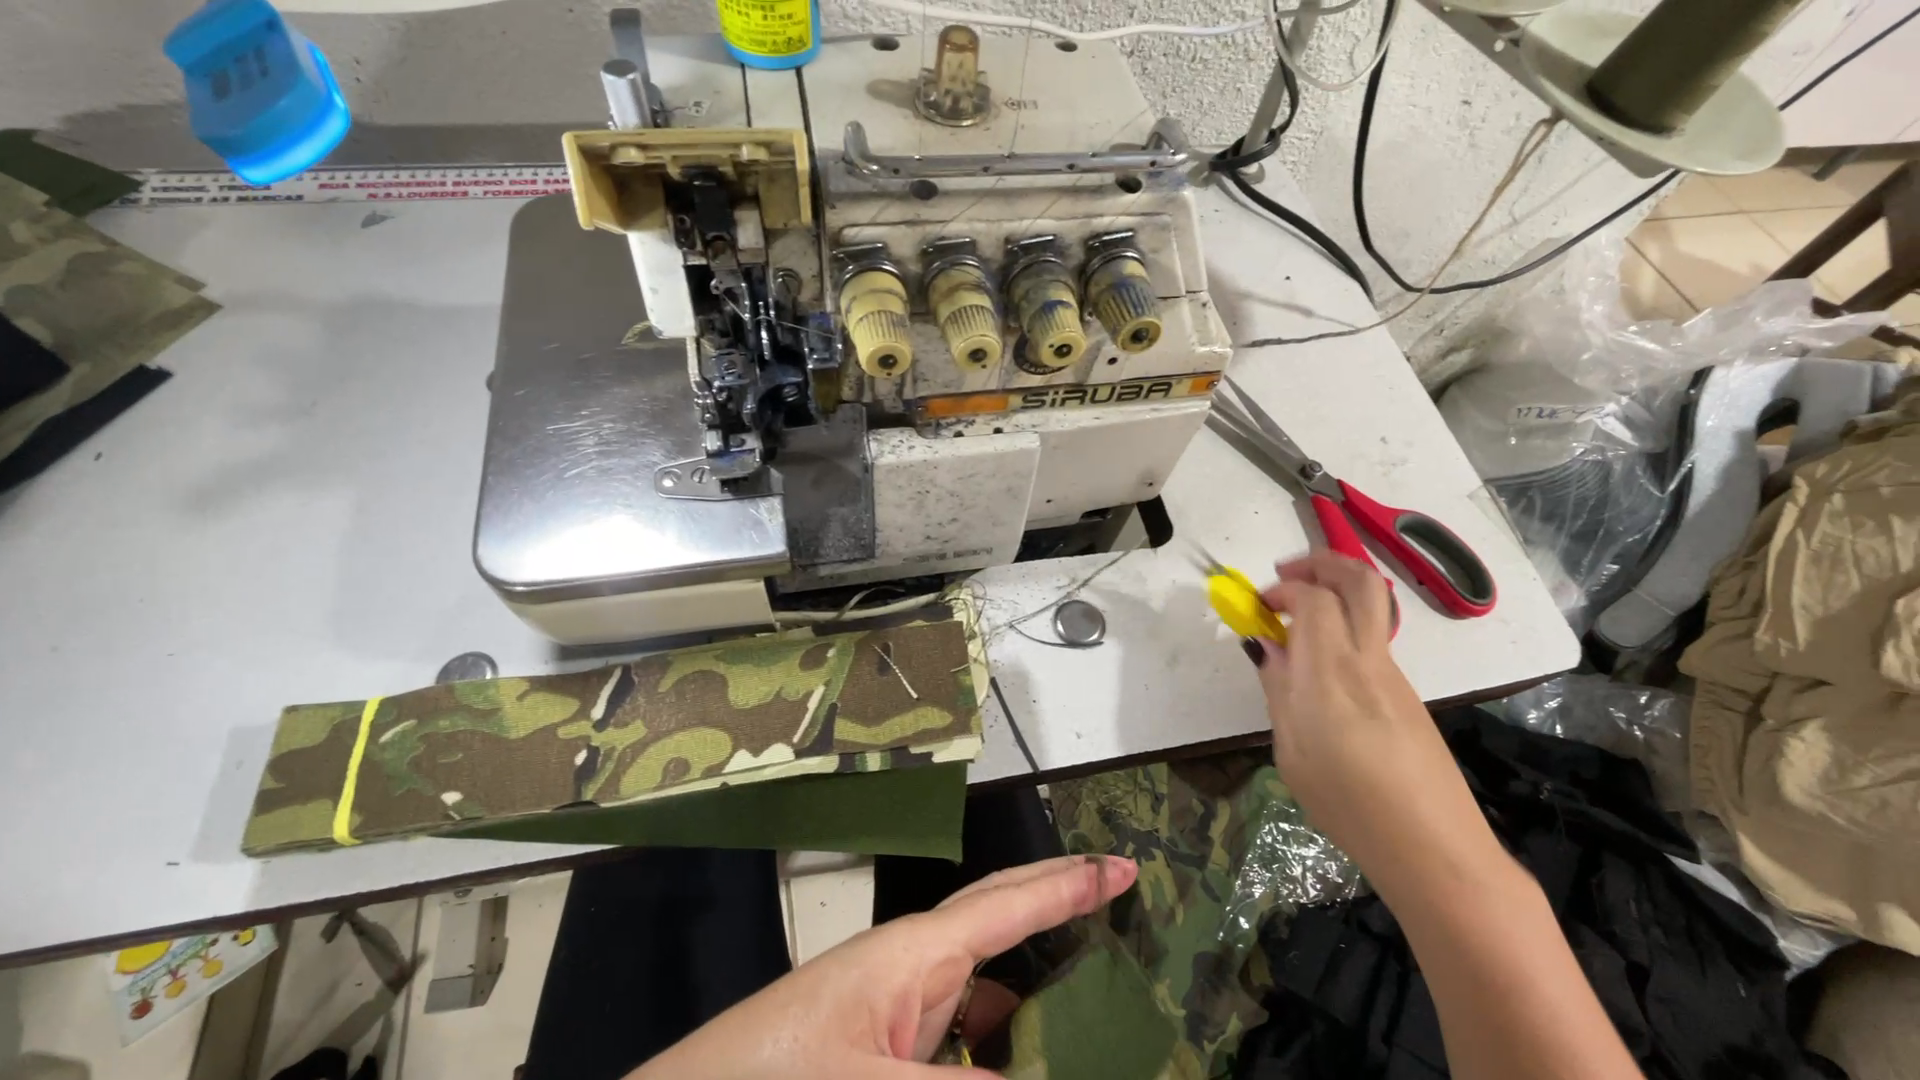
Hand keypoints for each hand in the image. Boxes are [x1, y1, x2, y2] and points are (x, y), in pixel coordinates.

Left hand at [631, 854, 1138, 1079]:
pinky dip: (996, 1034)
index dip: (1068, 885)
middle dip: (1055, 900)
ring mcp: (898, 1000)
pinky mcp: (884, 1035)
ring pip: (984, 982)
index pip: (1007, 903)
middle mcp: (912, 963)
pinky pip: (958, 1026)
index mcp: (913, 952)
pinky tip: (1019, 1055)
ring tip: (1091, 998)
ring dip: (1032, 989)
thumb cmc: (773, 1073)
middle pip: (998, 916)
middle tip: (1116, 890)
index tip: (1120, 865)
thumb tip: (1027, 1077)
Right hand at [1246, 552, 1496, 891]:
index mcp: (1332, 674)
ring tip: (1295, 619)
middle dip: (1321, 561)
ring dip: (1333, 592)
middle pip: (1359, 580)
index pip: (1312, 598)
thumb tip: (1267, 647)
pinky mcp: (1407, 693)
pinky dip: (1343, 627)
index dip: (1281, 589)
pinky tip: (1320, 668)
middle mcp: (1368, 660)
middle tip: (1286, 573)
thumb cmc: (1348, 805)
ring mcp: (1394, 675)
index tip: (1257, 606)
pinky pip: (1372, 640)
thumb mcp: (1292, 752)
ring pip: (1371, 606)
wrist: (1431, 844)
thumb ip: (1279, 690)